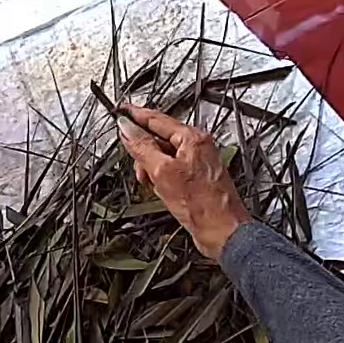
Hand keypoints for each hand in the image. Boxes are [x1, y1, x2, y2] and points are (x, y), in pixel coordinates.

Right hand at [116, 104, 250, 259]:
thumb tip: (127, 128)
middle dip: (143, 152)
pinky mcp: (196, 179)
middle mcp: (197, 147)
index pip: (157, 119)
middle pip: (159, 138)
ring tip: (151, 184)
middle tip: (138, 167)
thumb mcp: (162, 172)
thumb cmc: (202, 205)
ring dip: (151, 168)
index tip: (120, 110)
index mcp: (192, 138)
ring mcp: (197, 163)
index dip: (135, 115)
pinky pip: (171, 171)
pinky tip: (162, 191)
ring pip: (163, 156)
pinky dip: (161, 179)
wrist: (223, 232)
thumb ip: (142, 147)